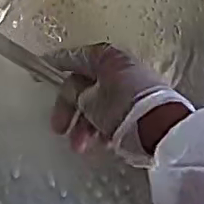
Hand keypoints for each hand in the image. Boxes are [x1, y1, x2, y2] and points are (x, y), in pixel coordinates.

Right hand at [46, 43, 192, 166]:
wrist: (162, 128)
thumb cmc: (122, 109)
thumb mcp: (90, 102)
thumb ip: (75, 94)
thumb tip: (74, 92)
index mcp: (106, 57)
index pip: (75, 56)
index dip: (56, 64)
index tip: (41, 69)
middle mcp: (119, 65)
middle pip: (86, 82)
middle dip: (71, 108)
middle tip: (59, 129)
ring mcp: (132, 83)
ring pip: (99, 100)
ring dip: (86, 123)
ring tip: (82, 146)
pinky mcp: (141, 102)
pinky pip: (114, 111)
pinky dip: (103, 125)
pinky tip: (102, 143)